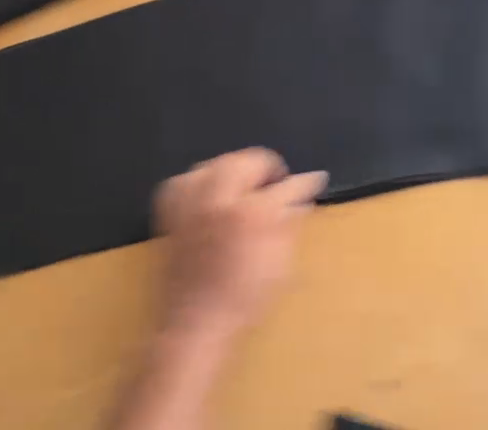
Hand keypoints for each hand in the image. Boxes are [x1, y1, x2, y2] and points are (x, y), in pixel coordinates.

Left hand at [152, 148, 327, 340]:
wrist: (196, 326)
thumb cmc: (244, 300)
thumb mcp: (279, 265)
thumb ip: (290, 226)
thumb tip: (301, 201)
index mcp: (253, 215)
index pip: (287, 186)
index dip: (306, 183)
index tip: (315, 180)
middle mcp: (220, 201)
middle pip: (246, 161)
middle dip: (266, 166)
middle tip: (276, 183)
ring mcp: (192, 206)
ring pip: (215, 164)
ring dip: (234, 168)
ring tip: (245, 184)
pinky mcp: (172, 215)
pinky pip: (184, 180)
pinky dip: (199, 179)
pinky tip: (209, 190)